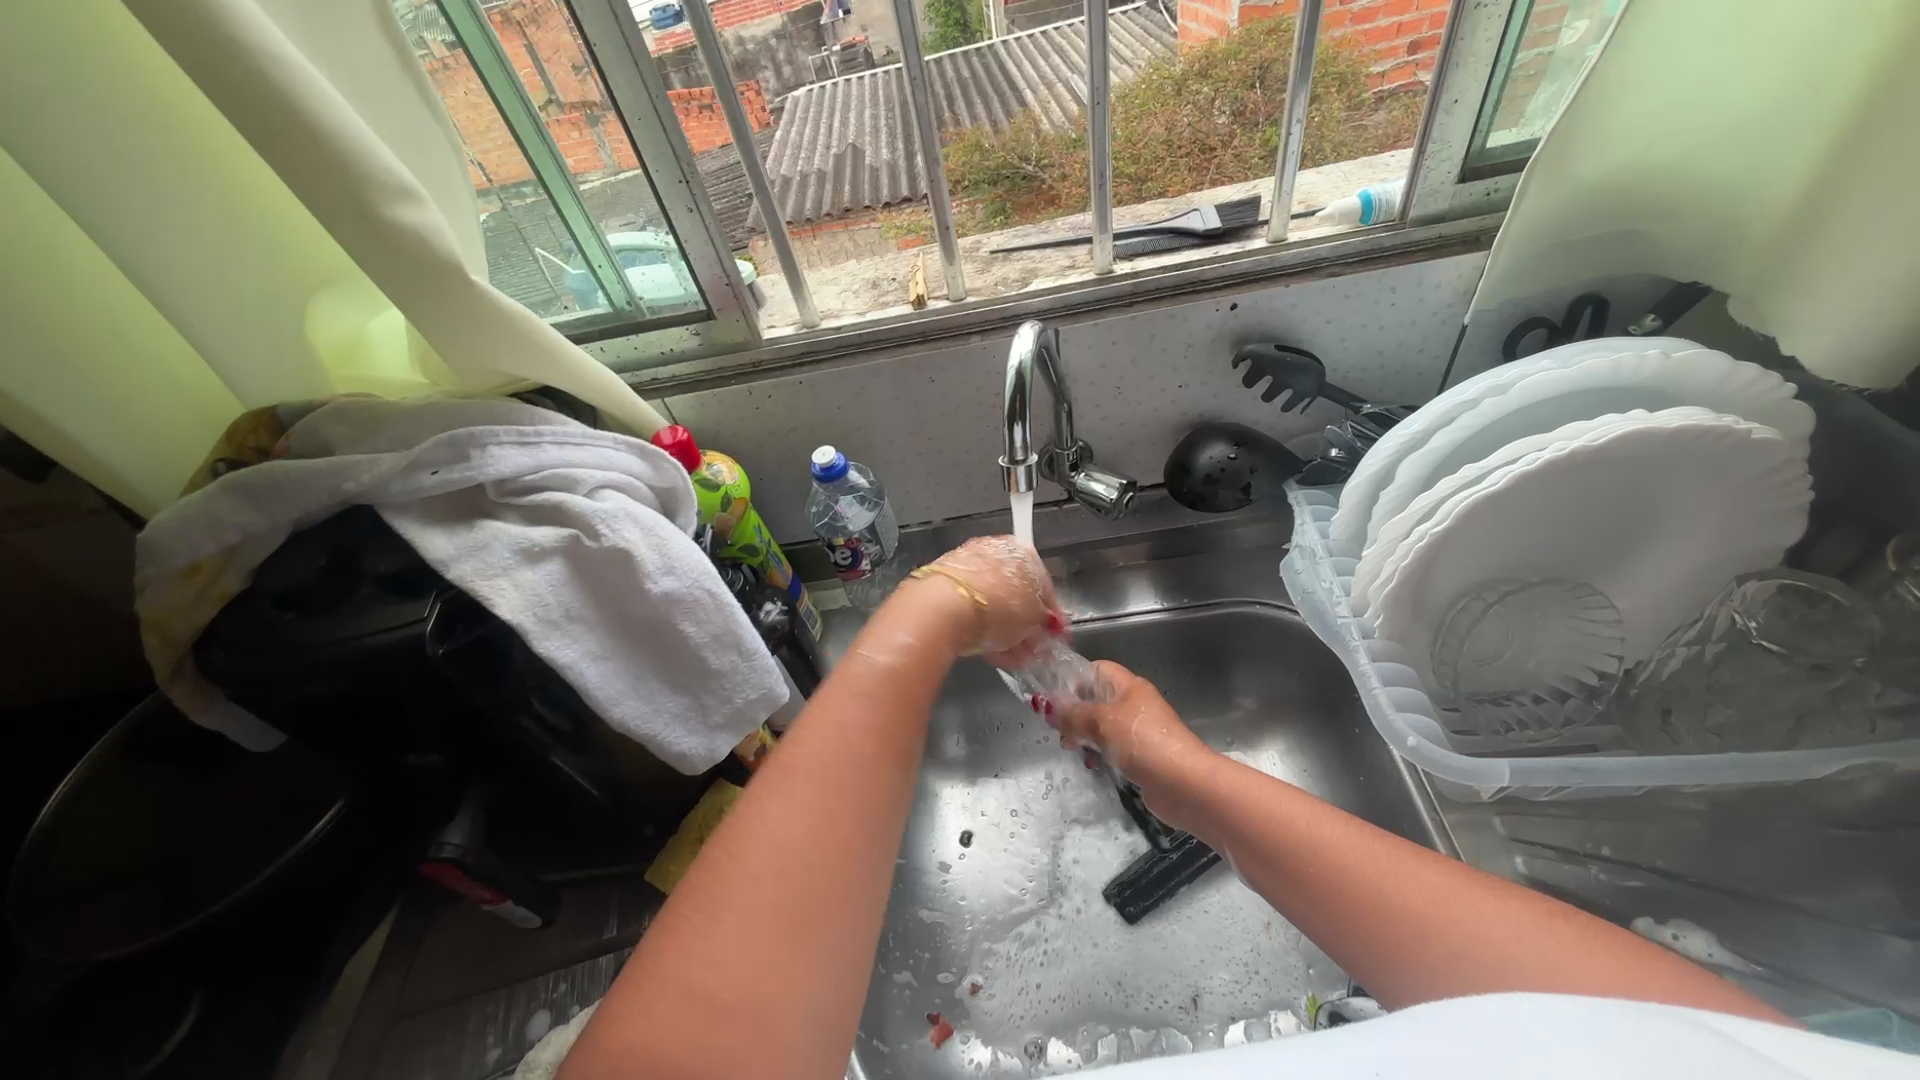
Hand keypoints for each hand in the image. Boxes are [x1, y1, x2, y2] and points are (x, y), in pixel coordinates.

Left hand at [912, 535, 1065, 662]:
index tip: (1053, 638)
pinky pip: (971, 608)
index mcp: (1023, 551)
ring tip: (1011, 658)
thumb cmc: (1000, 608)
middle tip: (1030, 651)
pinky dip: (981, 628)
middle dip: (1024, 626)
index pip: (1044, 586)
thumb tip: (1044, 628)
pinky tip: (990, 652)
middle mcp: (995, 551)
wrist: (944, 607)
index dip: (1050, 617)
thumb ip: (1043, 624)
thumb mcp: (1034, 621)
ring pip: (993, 603)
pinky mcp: (944, 582)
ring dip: (1004, 632)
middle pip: (1016, 594)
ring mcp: (967, 564)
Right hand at [1051, 661, 1209, 781]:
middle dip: (1074, 710)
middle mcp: (1134, 704)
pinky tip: (1090, 763)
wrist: (1183, 783)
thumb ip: (1072, 713)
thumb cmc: (1142, 741)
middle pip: (1097, 698)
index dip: (1073, 678)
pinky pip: (1112, 747)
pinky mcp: (1141, 756)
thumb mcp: (1101, 721)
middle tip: (1056, 727)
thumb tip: (1046, 706)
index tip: (1050, 697)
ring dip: (1084, 733)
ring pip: (1102, 724)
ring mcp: (1139, 731)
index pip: (1096, 669)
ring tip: (1069, 747)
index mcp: (1129, 686)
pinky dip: (1098, 752)